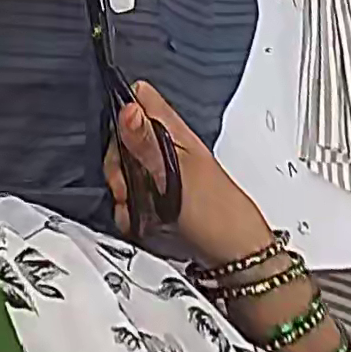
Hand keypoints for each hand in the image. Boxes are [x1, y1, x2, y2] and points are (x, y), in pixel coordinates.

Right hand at [104, 81, 275, 266]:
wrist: (232, 255)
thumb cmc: (215, 211)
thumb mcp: (173, 173)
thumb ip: (146, 140)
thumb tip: (129, 107)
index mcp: (172, 127)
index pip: (138, 96)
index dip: (123, 110)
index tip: (122, 138)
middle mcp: (165, 143)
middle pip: (122, 136)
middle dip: (117, 162)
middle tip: (129, 182)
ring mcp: (159, 169)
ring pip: (122, 166)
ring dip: (122, 188)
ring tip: (139, 204)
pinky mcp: (156, 193)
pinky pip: (129, 193)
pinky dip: (129, 207)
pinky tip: (142, 218)